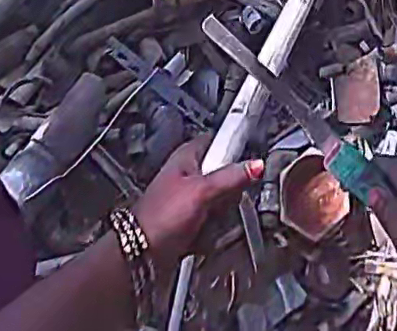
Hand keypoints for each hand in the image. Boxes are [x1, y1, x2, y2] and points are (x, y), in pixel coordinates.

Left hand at [131, 139, 262, 272]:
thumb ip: (231, 177)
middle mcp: (188, 174)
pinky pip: (213, 223)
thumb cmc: (161, 217)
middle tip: (221, 201)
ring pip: (220, 202)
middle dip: (228, 191)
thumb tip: (256, 164)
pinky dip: (213, 231)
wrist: (140, 257)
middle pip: (224, 175)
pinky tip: (205, 236)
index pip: (218, 140)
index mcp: (187, 156)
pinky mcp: (189, 223)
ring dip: (220, 215)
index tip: (245, 159)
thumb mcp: (202, 191)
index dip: (233, 148)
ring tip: (211, 222)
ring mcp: (188, 200)